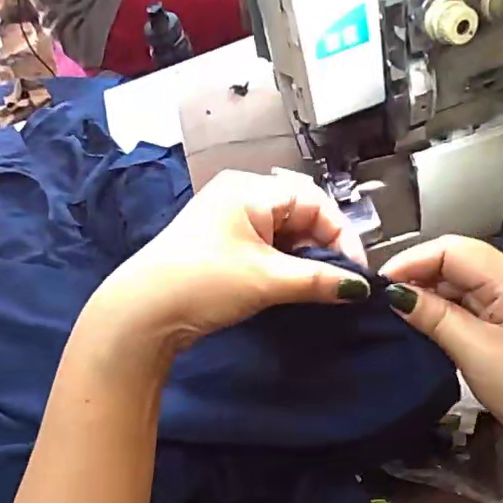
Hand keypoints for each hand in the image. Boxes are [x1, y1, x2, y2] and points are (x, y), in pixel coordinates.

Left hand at [84, 170, 369, 353]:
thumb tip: (360, 287)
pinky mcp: (216, 246)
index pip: (314, 201)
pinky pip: (261, 248)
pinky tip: (287, 286)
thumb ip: (319, 281)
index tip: (357, 272)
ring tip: (314, 287)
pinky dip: (280, 266)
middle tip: (337, 281)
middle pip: (298, 215)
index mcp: (250, 188)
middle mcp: (237, 196)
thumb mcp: (267, 280)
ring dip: (301, 259)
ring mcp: (224, 221)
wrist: (142, 314)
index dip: (342, 235)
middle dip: (322, 247)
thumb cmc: (201, 283)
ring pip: (281, 234)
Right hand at [380, 236, 502, 448]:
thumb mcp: (475, 351)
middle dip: (416, 275)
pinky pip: (465, 302)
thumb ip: (433, 317)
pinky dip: (439, 308)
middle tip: (380, 300)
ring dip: (425, 293)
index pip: (453, 250)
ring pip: (457, 281)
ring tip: (392, 311)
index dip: (412, 261)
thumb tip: (393, 294)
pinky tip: (418, 321)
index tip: (378, 286)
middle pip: (455, 261)